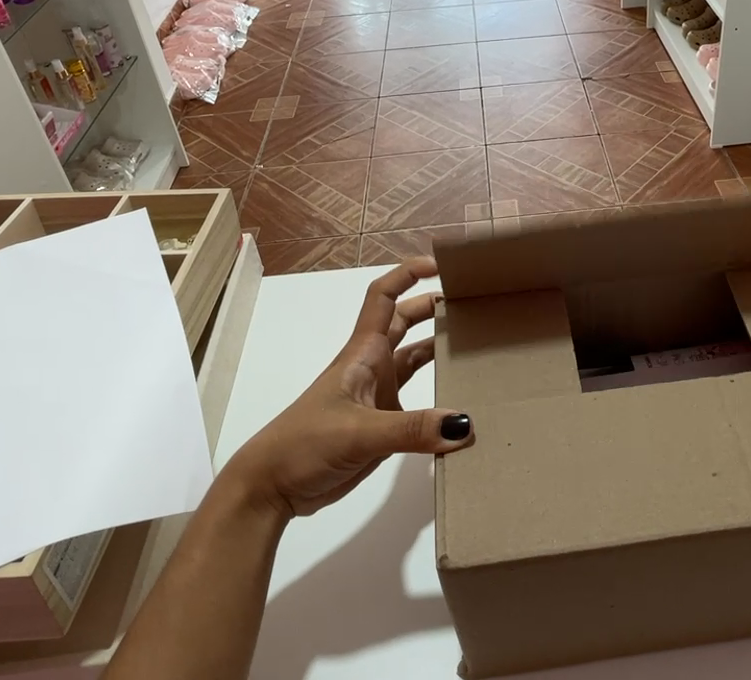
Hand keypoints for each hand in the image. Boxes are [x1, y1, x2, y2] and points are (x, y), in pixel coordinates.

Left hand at [224, 257, 473, 519]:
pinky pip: (418, 400)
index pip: (383, 296)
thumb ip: (412, 429)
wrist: (273, 486)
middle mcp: (372, 366)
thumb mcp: (359, 433)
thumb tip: (465, 424)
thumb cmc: (306, 443)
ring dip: (440, 347)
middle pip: (405, 321)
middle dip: (433, 306)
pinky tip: (463, 404)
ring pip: (414, 357)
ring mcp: (377, 395)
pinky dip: (439, 396)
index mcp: (362, 353)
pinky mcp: (382, 424)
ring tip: (477, 342)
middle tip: (473, 302)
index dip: (407, 274)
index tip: (440, 265)